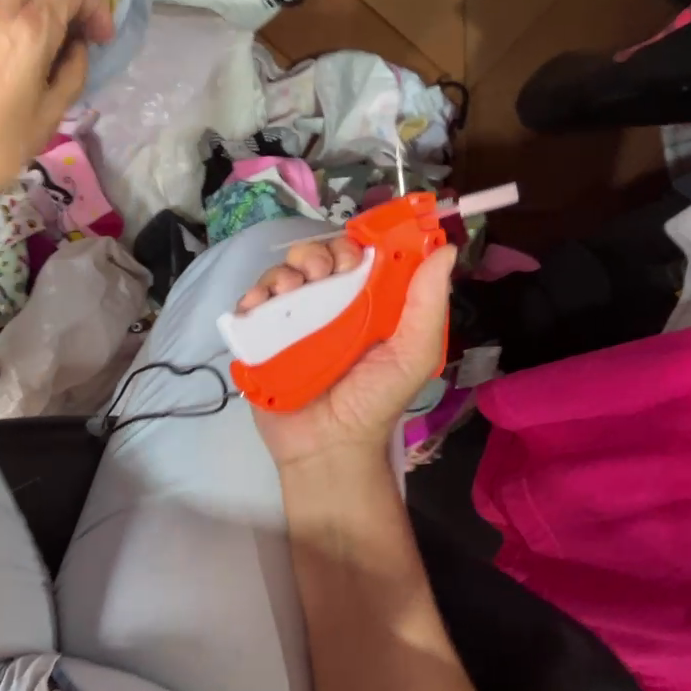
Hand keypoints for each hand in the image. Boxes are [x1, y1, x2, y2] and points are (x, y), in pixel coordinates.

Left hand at [0, 0, 113, 237]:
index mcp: (29, 30)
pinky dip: (21, 6)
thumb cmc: (5, 149)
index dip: (94, 6)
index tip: (102, 35)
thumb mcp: (53, 111)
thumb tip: (77, 46)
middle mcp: (0, 12)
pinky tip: (31, 43)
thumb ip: (74, 68)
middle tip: (80, 16)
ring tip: (58, 31)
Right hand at [239, 237, 457, 468]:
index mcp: (365, 304)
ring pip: (279, 279)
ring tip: (287, 292)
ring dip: (280, 274)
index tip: (351, 259)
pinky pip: (248, 310)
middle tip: (317, 275)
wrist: (328, 444)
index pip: (354, 257)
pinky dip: (249, 299)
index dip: (351, 246)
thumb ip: (427, 303)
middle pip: (312, 260)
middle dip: (312, 255)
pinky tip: (256, 305)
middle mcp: (325, 308)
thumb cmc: (374, 401)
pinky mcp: (260, 344)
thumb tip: (442, 248)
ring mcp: (289, 325)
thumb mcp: (414, 353)